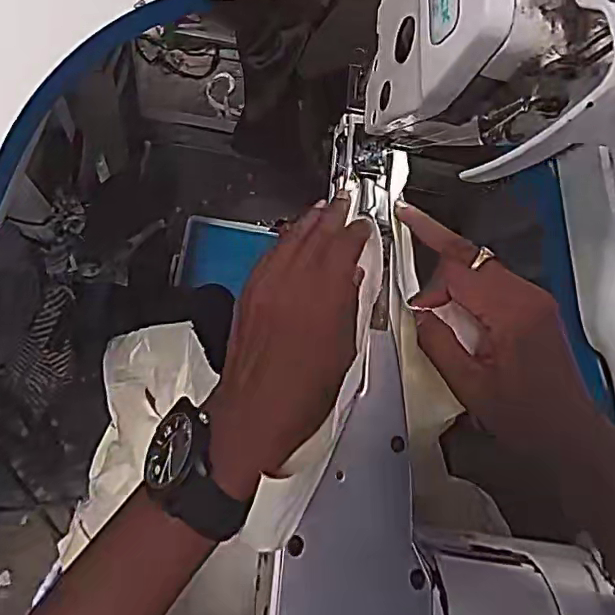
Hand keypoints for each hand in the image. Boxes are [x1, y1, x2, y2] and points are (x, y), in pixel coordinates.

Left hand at [207, 199, 370, 499]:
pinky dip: (284, 240)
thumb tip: (354, 282)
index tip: (364, 226)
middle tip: (344, 201)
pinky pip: (269, 254)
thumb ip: (351, 306)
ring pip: (290, 238)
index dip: (357, 231)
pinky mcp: (250, 293)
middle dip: (333, 214)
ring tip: (320, 209)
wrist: (255, 413)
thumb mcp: (345, 350)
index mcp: (325, 295)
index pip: (344, 245)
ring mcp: (268, 285)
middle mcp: (294, 283)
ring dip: (308, 221)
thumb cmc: (301, 393)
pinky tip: (290, 236)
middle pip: (316, 233)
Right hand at [397, 203, 605, 461]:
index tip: (408, 219)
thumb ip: (437, 342)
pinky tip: (460, 320)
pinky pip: (494, 283)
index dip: (428, 251)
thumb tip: (420, 314)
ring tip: (438, 315)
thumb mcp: (469, 386)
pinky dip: (470, 292)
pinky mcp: (535, 308)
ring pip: (482, 268)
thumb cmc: (530, 420)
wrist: (570, 437)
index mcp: (512, 312)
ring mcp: (535, 300)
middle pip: (471, 259)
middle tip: (420, 305)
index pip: (461, 264)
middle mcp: (528, 297)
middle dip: (439, 275)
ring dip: (455, 284)